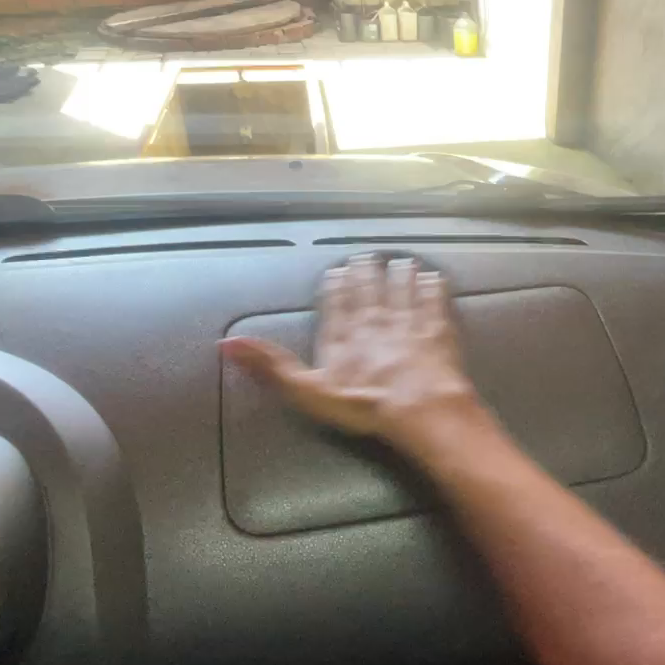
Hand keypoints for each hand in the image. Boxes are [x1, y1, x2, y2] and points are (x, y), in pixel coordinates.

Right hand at [220, 255, 489, 457]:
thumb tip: (227, 343)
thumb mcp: (308, 390)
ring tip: (401, 261)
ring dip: (401, 273)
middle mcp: (373, 321)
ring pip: (403, 288)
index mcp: (342, 335)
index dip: (337, 286)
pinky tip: (433, 277)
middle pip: (369, 289)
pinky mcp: (437, 329)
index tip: (338, 271)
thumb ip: (271, 365)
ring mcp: (408, 322)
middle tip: (367, 257)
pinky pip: (435, 301)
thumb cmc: (363, 404)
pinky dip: (433, 287)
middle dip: (368, 271)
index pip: (337, 302)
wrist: (419, 407)